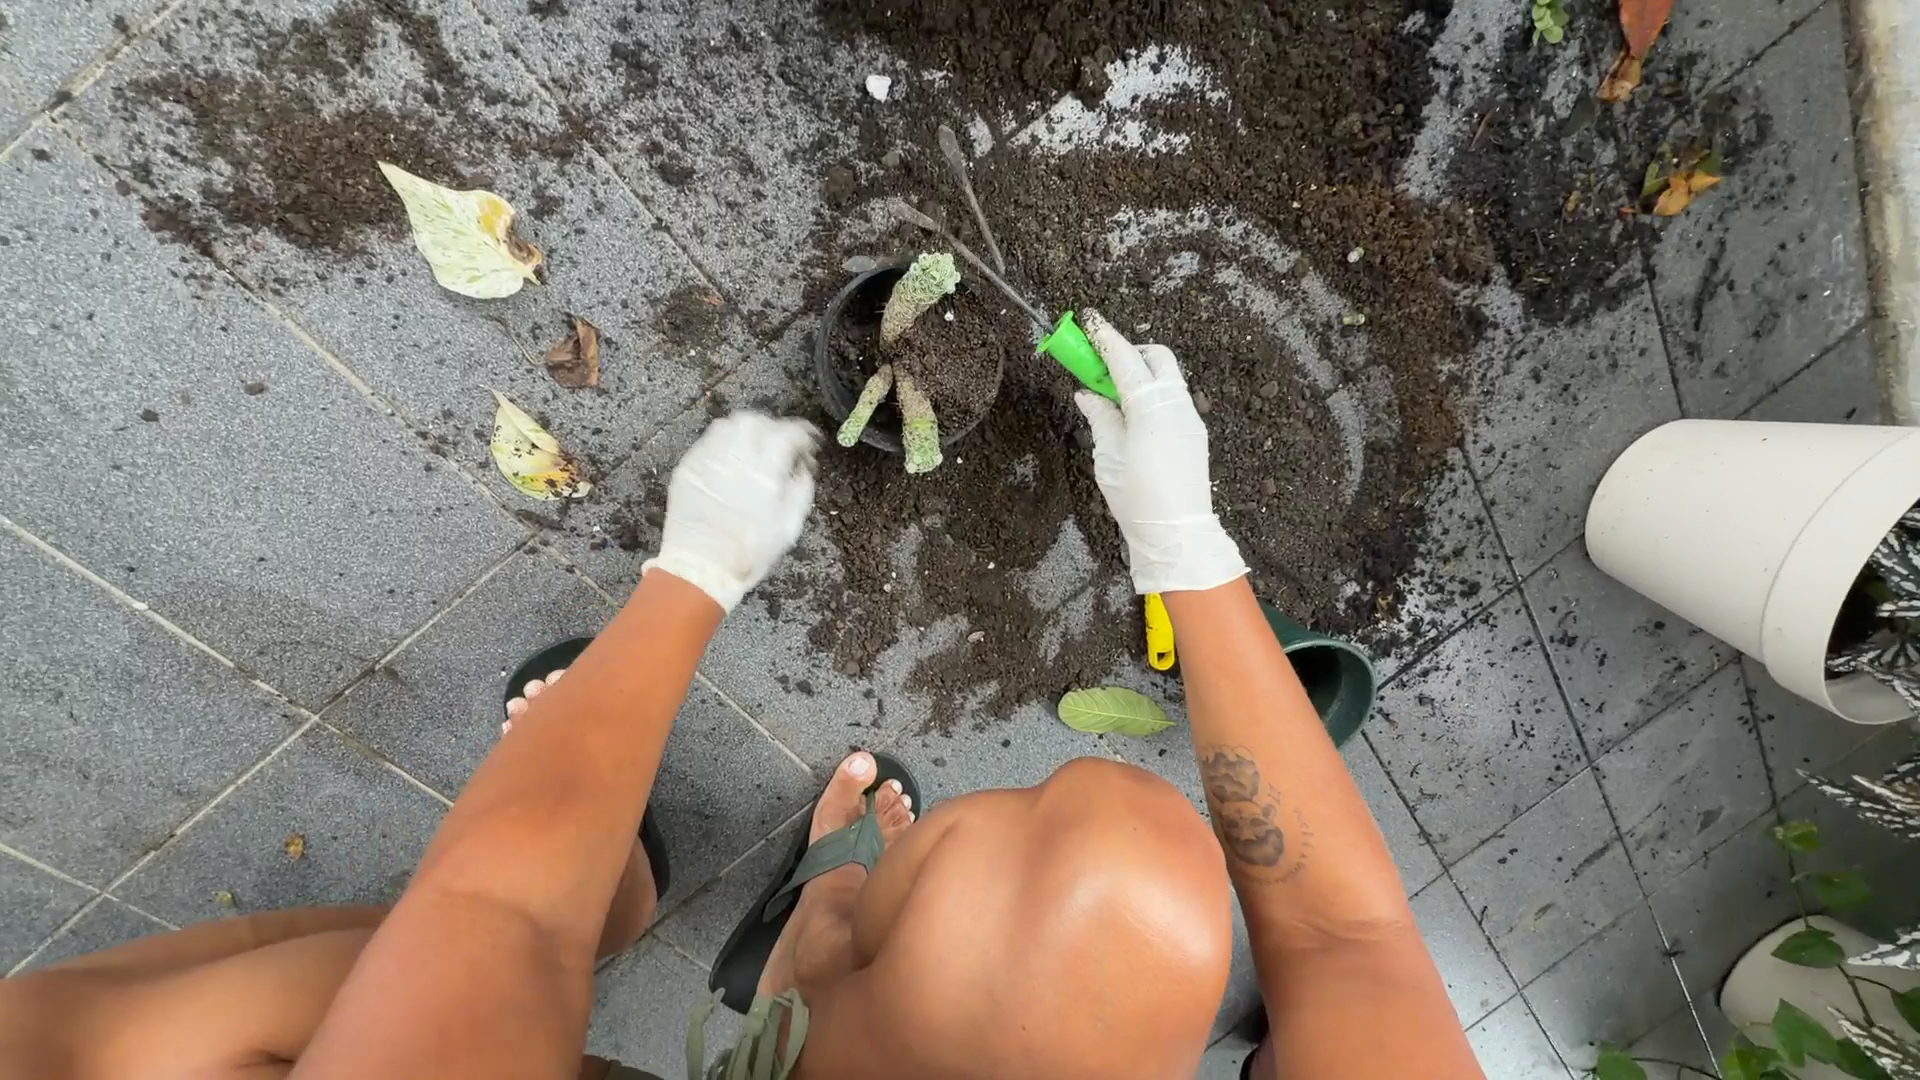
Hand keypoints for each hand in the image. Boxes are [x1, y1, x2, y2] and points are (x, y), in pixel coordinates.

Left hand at [642, 412, 819, 612]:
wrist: (701, 568)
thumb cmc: (750, 552)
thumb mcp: (789, 526)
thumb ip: (801, 490)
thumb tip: (802, 469)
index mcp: (764, 470)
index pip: (788, 433)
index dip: (803, 433)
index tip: (809, 442)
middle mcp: (734, 457)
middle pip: (756, 421)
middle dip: (773, 427)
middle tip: (781, 443)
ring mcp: (707, 459)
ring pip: (728, 425)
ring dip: (747, 430)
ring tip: (755, 447)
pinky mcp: (688, 468)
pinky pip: (708, 442)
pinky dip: (724, 444)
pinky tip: (731, 461)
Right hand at [1073, 311, 1246, 594]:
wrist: (1177, 532)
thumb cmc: (1137, 497)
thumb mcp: (1108, 457)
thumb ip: (1100, 417)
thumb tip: (1088, 393)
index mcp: (1150, 408)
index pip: (1126, 359)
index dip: (1105, 338)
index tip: (1089, 321)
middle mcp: (1176, 404)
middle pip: (1157, 357)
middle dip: (1130, 352)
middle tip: (1102, 369)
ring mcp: (1190, 417)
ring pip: (1168, 377)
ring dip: (1141, 374)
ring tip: (1114, 398)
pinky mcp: (1194, 433)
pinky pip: (1173, 399)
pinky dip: (1152, 395)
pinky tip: (1134, 419)